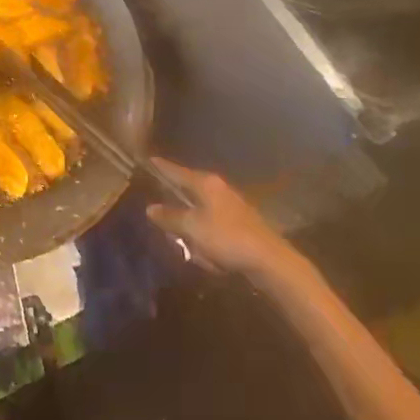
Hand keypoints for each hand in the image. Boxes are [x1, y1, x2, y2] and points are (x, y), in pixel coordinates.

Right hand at [146, 159, 301, 278]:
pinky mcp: (239, 225)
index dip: (161, 167)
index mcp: (205, 183)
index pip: (176, 170)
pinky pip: (213, 229)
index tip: (148, 159)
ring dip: (192, 230)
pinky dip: (207, 240)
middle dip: (176, 207)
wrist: (270, 261)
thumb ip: (170, 217)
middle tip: (161, 215)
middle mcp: (217, 189)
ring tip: (189, 246)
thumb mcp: (192, 228)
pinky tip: (209, 257)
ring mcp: (230, 206)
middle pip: (188, 192)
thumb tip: (150, 208)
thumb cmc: (227, 237)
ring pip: (200, 213)